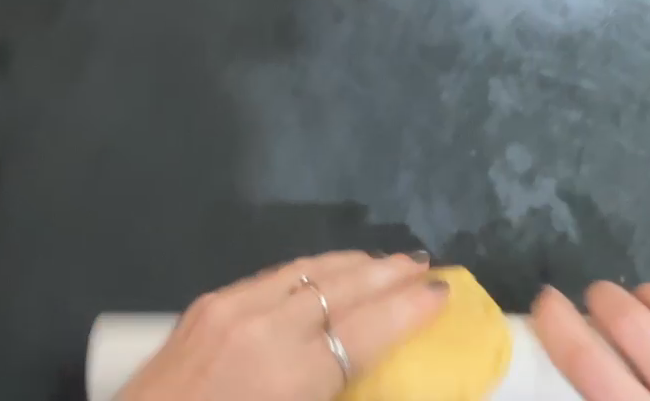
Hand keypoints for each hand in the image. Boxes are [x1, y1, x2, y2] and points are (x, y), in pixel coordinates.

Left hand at [118, 251, 449, 400]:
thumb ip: (337, 391)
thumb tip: (369, 374)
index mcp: (285, 377)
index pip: (363, 332)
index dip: (406, 311)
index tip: (441, 291)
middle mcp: (261, 327)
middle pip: (339, 289)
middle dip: (386, 274)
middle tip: (424, 263)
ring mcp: (230, 307)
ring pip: (307, 271)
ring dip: (351, 263)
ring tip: (387, 261)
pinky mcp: (208, 301)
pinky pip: (274, 275)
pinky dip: (311, 268)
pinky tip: (326, 268)